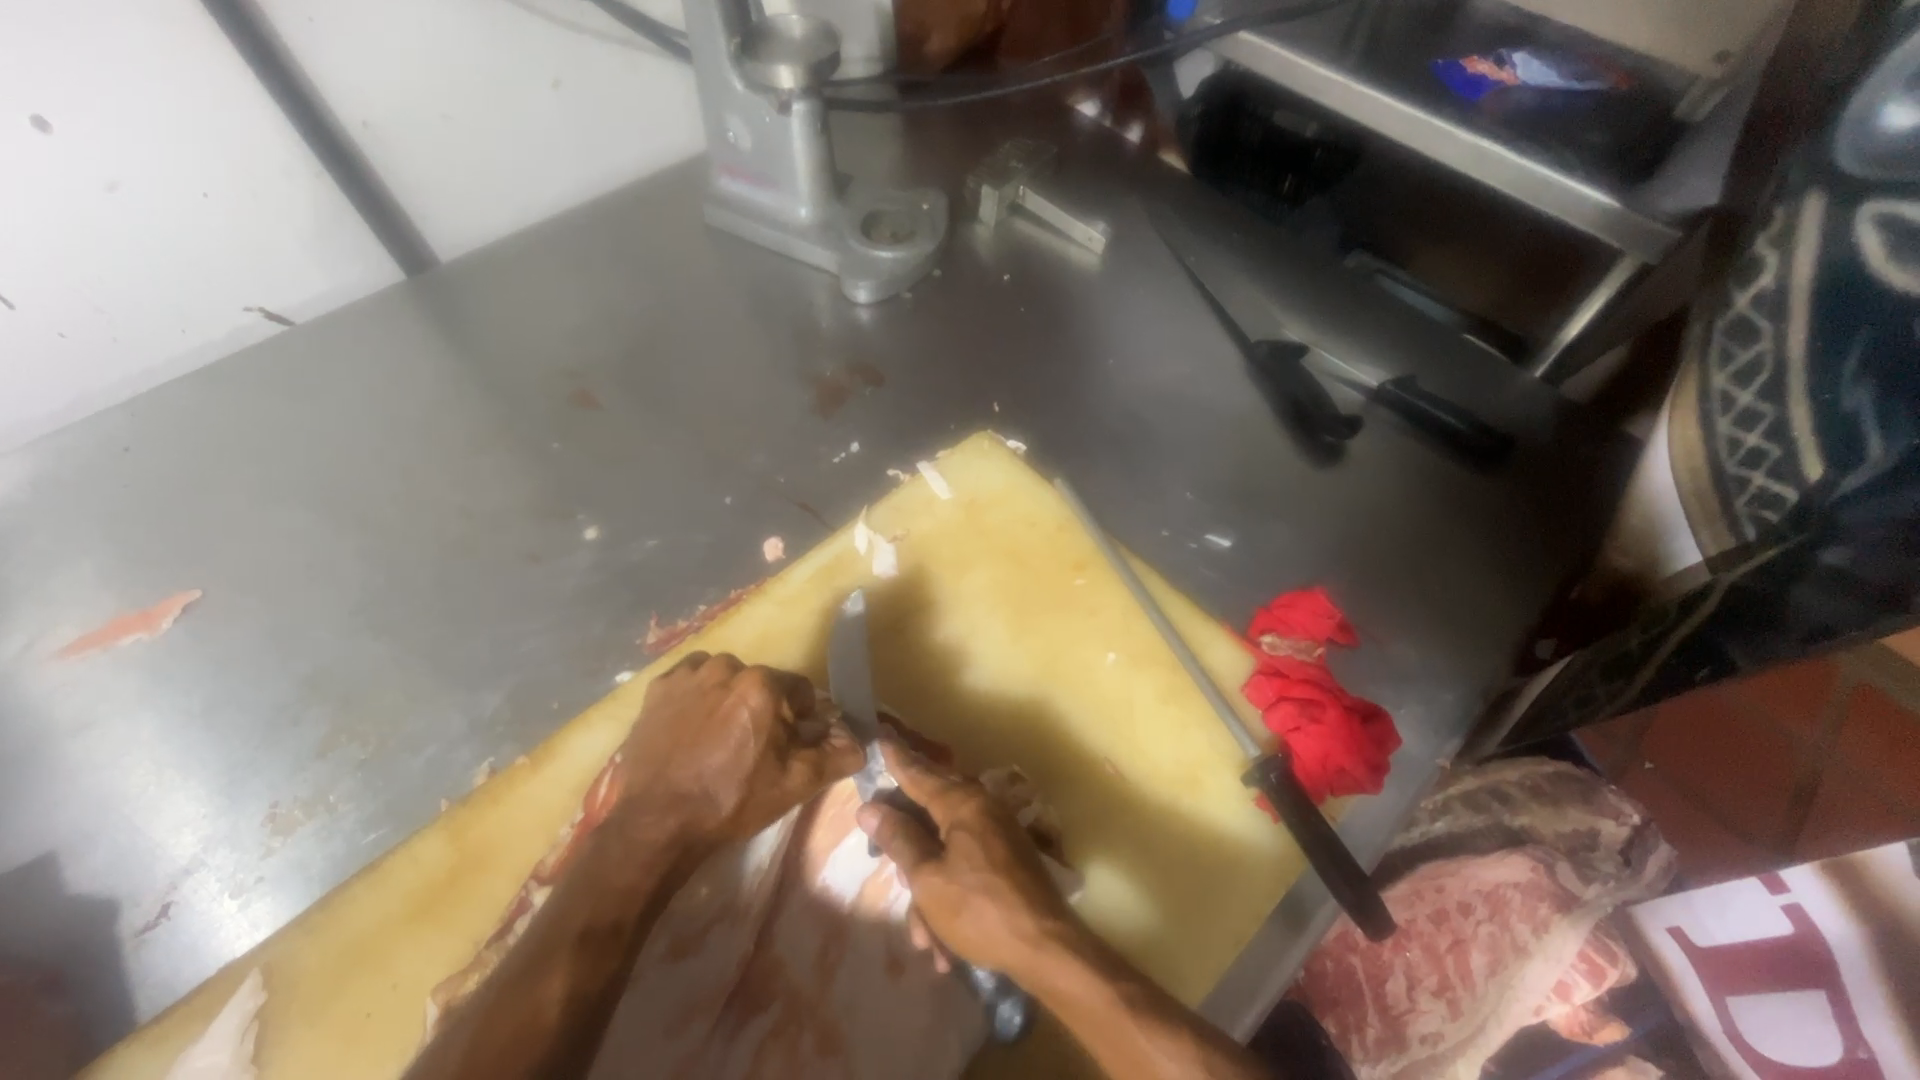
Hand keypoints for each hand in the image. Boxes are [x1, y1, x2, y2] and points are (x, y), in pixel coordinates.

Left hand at [615, 652, 860, 844]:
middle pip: (761, 683)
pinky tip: (692, 728)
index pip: (799, 692)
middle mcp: (726, 667)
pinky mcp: (657, 689)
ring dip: (729, 699)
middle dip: (764, 709)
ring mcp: (687, 676)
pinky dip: (697, 696)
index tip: (788, 746)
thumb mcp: (796, 784)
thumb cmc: (732, 801)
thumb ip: (838, 755)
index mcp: (763, 685)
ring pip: (725, 678)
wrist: (657, 823)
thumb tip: (861, 739)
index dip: (799, 720)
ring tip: (719, 739)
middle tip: (753, 748)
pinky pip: (691, 680)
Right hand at [856, 741, 1082, 978]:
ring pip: (945, 854)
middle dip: (906, 849)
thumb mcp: (927, 878)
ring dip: (928, 896)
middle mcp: (983, 810)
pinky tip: (943, 948)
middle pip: (930, 813)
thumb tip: (870, 807)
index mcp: (963, 803)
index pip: (919, 773)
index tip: (880, 736)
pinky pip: (965, 873)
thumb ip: (898, 839)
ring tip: (924, 939)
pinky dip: (950, 904)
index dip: (896, 759)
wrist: (1047, 950)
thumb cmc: (979, 909)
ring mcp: (998, 837)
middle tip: (885, 860)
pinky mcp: (1006, 864)